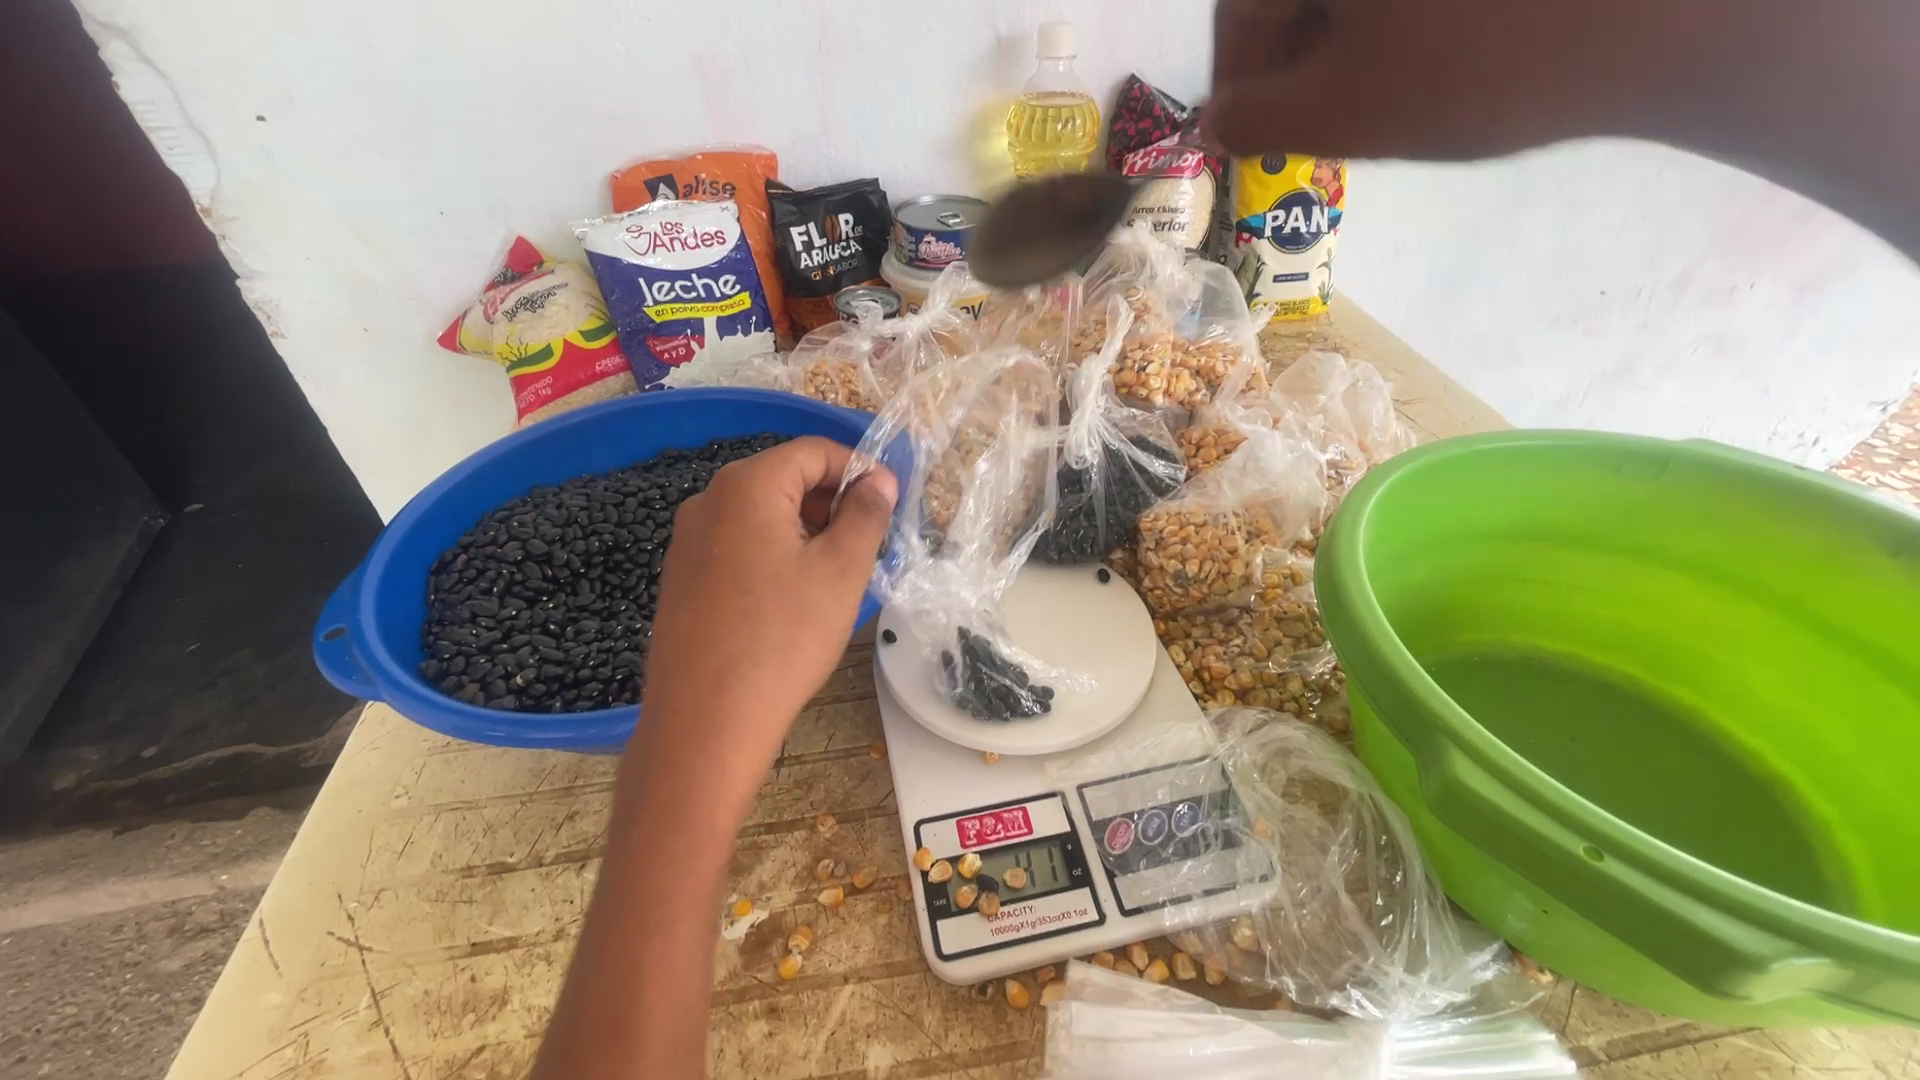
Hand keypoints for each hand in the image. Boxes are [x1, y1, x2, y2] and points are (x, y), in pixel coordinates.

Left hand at [640, 436, 897, 746]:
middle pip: (784, 479)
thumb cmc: (783, 637)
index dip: (859, 470)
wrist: (705, 721)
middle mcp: (709, 501)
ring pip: (761, 516)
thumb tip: (878, 478)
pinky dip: (773, 555)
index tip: (889, 504)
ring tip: (834, 577)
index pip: (814, 452)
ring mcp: (688, 541)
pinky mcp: (682, 579)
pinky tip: (790, 600)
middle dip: (832, 502)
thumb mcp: (841, 570)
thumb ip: (866, 513)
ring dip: (805, 531)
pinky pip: (738, 546)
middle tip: (866, 545)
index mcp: (747, 486)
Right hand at [1206, 0, 1670, 159]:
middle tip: (1306, 116)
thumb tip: (1215, 119)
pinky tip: (1427, 47)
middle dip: (1289, 52)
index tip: (1241, 131)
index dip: (1232, 75)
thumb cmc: (1480, 67)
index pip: (1241, 6)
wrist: (1675, 11)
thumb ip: (1253, 121)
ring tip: (1370, 88)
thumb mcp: (1340, 112)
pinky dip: (1398, 15)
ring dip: (1341, 32)